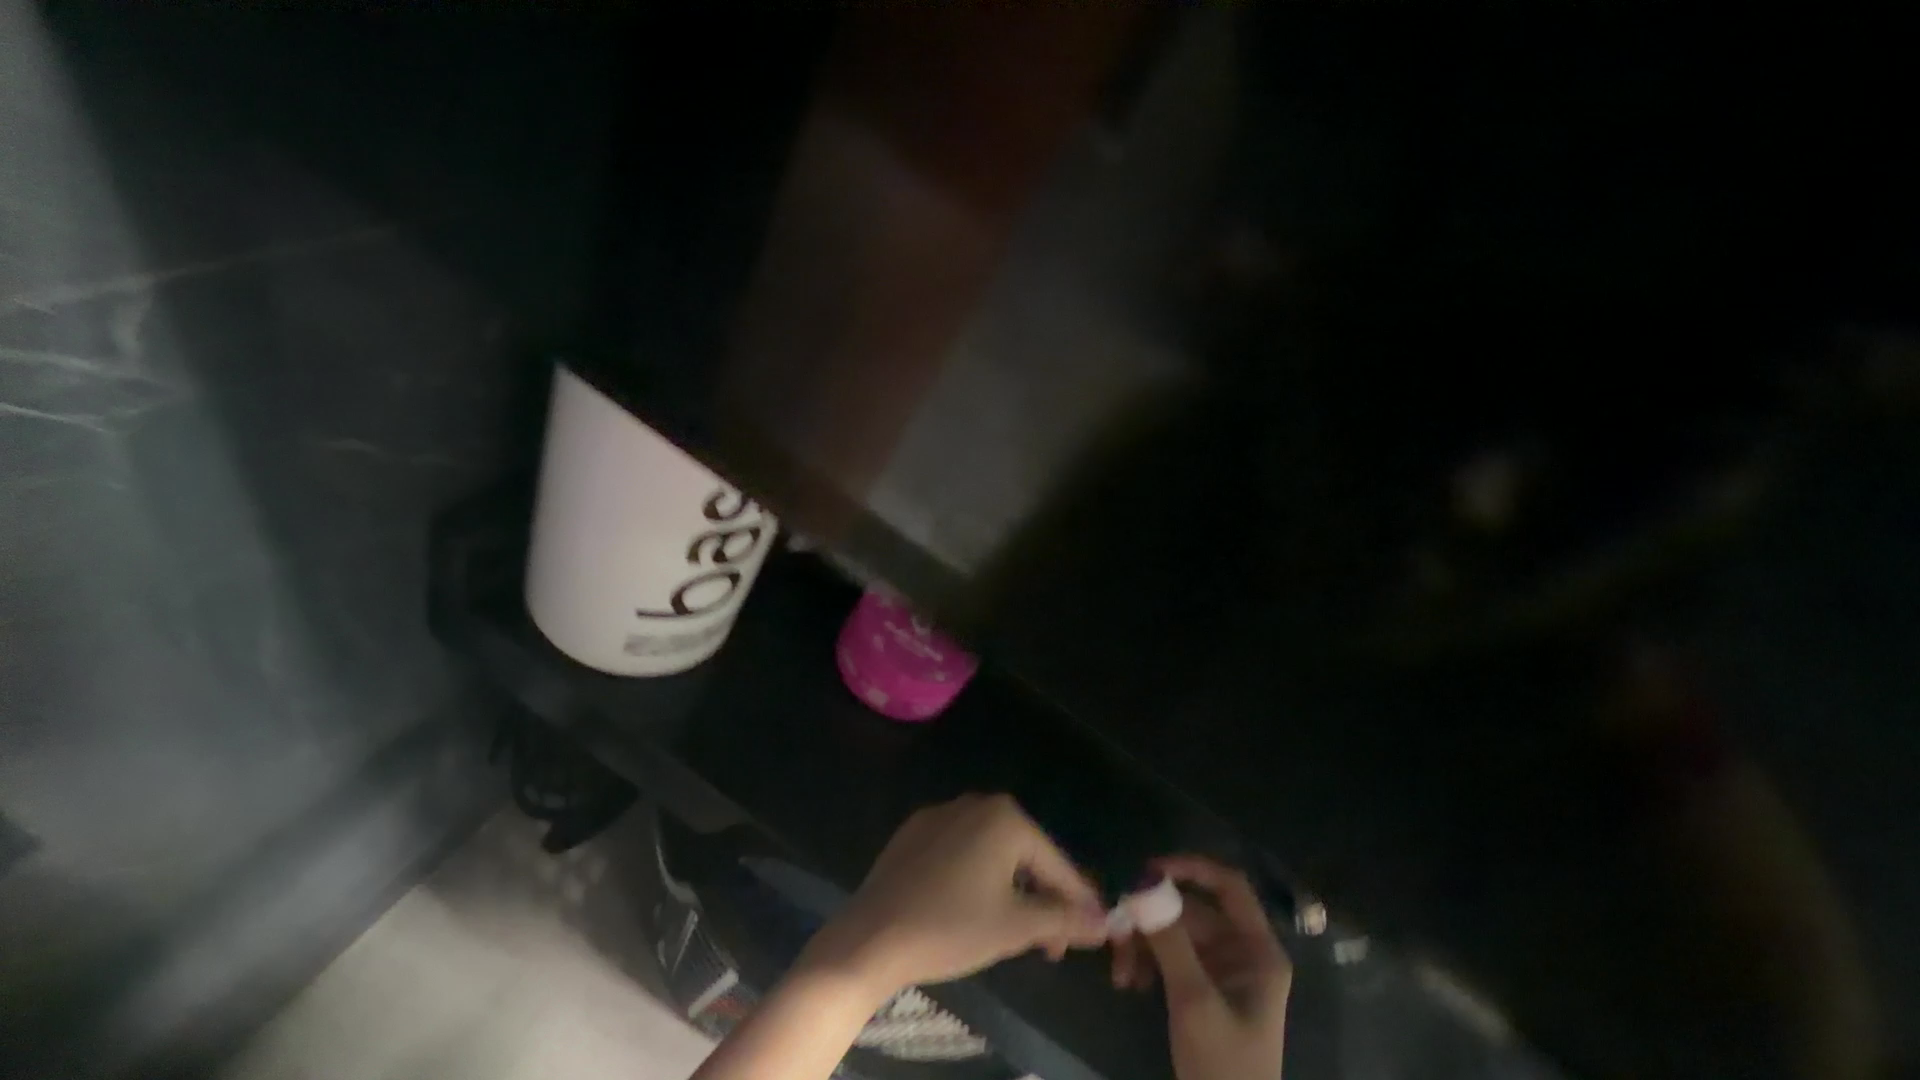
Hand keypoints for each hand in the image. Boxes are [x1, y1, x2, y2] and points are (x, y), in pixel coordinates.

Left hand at [799, 794, 1109, 997]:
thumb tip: (1103, 922)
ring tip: (1017, 931)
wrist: (871, 938)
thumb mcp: (1015, 928)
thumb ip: (1064, 919)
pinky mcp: (914, 832)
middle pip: (1025, 854)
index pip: (1057, 864)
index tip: (1093, 935)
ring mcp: (941, 814)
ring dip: (1012, 889)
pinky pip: (961, 851)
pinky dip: (977, 876)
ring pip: (993, 852)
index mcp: (1006, 818)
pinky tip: (974, 908)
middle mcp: (976, 804)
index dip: (1078, 902)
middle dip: (1043, 898)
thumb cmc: (950, 928)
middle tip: (1051, 945)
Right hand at [1111, 856, 1291, 1079]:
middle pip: (1193, 911)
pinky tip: (1128, 983)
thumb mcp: (1194, 1001)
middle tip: (1115, 931)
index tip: (1147, 869)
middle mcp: (1242, 952)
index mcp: (1258, 950)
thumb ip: (1171, 941)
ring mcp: (1222, 971)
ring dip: (1143, 944)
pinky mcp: (1201, 989)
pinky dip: (1147, 963)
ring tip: (1119, 972)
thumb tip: (1143, 886)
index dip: (1191, 868)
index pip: (1229, 886)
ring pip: (1175, 934)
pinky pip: (1170, 957)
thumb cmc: (1223, 1066)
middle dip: (1152, 919)